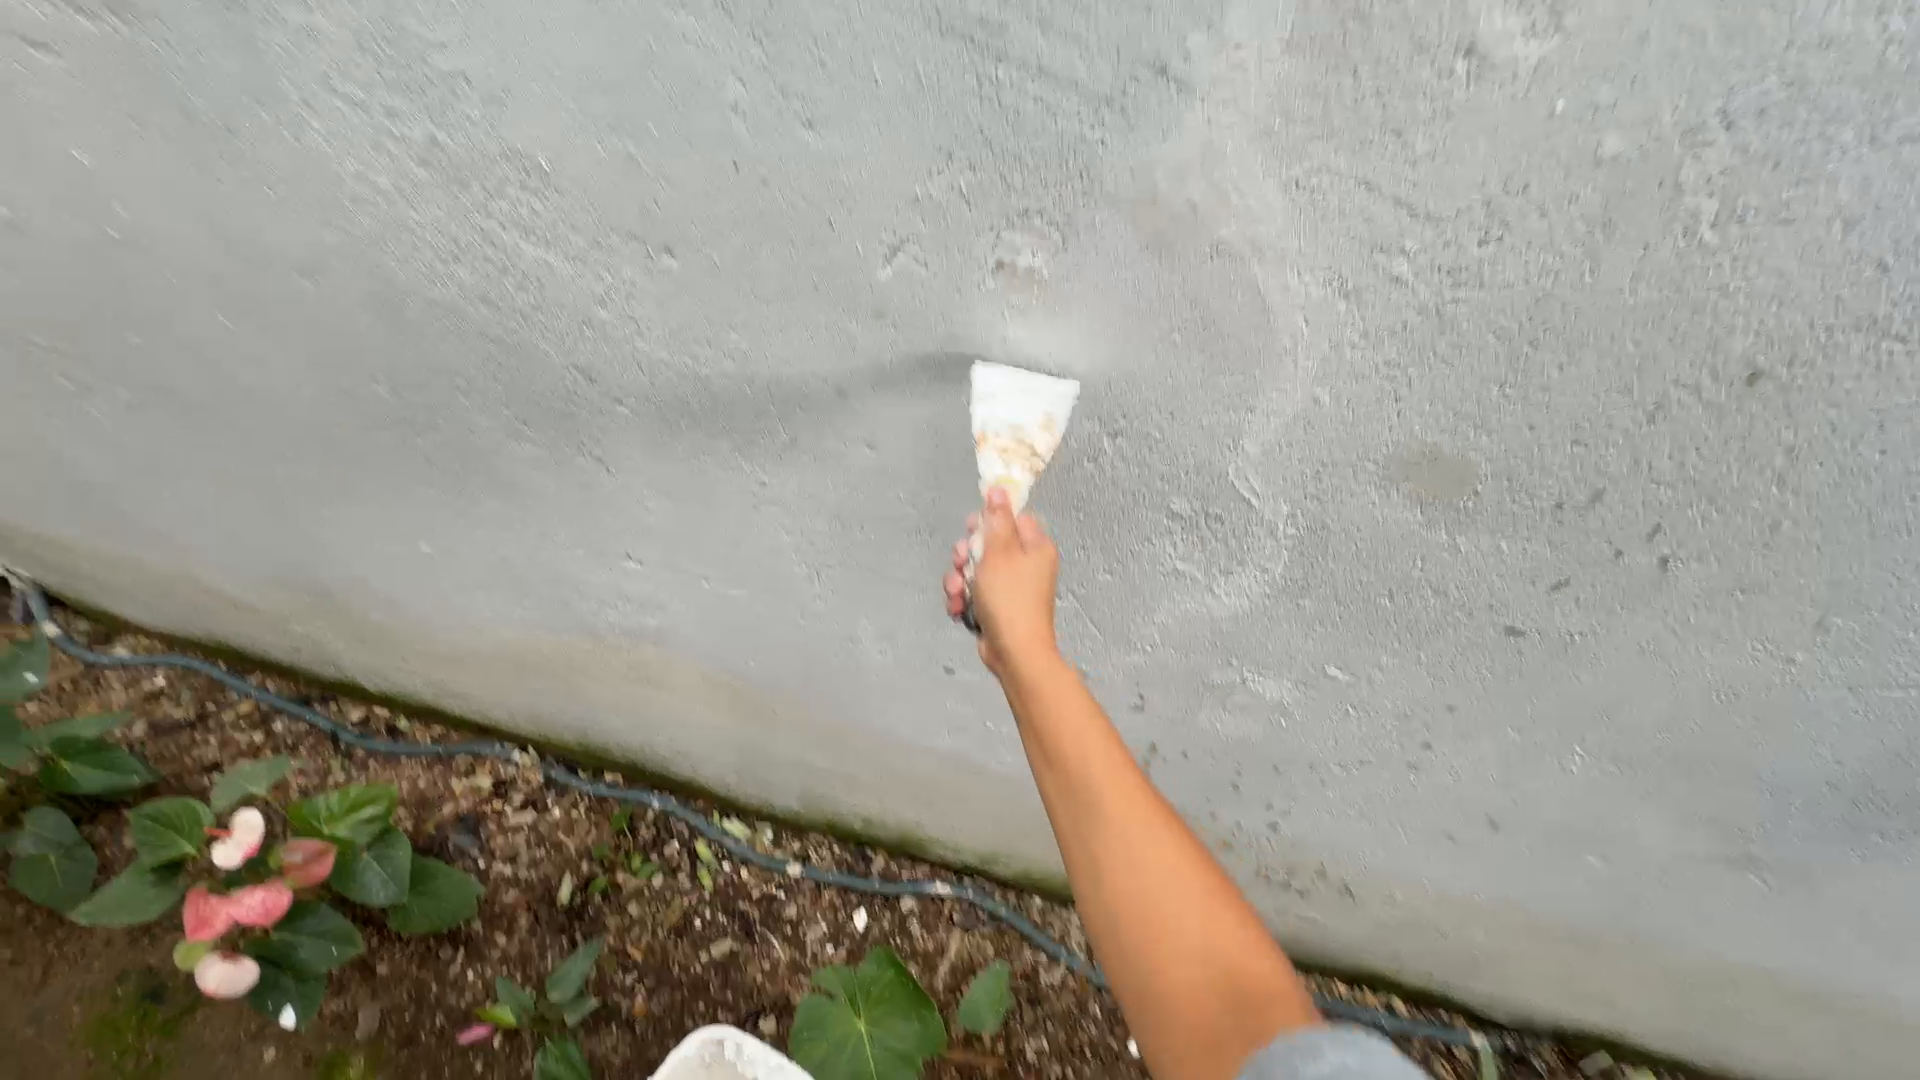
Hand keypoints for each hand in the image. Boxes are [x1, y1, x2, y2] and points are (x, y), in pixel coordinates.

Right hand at [943, 487, 1060, 676]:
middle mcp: (1026, 564)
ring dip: (960, 579)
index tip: (972, 530)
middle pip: (988, 544)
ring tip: (959, 592)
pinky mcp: (997, 607)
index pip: (1010, 519)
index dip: (987, 522)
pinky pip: (975, 592)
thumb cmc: (1010, 599)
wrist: (1014, 652)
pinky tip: (959, 608)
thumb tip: (999, 488)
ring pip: (975, 570)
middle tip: (962, 564)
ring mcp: (1011, 587)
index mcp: (1035, 546)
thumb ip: (996, 519)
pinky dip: (964, 598)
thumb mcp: (999, 552)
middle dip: (966, 555)